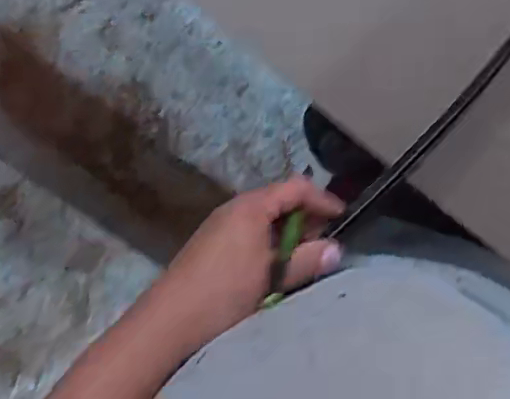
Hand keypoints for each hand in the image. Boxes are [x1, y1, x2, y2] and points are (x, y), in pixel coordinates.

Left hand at [137, 176, 345, 352]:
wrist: (166, 322)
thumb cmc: (223, 290)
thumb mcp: (270, 276)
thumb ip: (306, 261)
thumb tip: (337, 249)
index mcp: (252, 204)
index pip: (296, 187)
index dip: (322, 199)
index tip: (343, 216)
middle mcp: (237, 206)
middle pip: (281, 201)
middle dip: (306, 219)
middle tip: (324, 243)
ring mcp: (222, 225)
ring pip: (266, 220)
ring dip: (288, 235)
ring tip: (302, 259)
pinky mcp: (212, 245)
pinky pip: (251, 233)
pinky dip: (269, 244)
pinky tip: (272, 269)